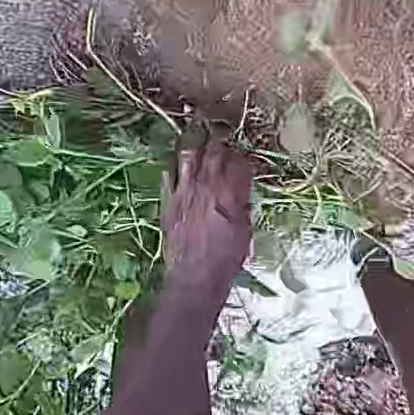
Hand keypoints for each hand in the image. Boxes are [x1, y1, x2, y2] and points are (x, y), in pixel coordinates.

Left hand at [162, 139, 251, 288]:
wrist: (196, 274)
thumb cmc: (226, 257)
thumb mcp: (245, 229)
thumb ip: (242, 205)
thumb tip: (240, 194)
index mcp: (230, 192)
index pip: (238, 161)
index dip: (241, 157)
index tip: (241, 157)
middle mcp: (207, 185)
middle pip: (214, 151)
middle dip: (219, 144)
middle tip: (221, 142)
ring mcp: (185, 190)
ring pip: (188, 155)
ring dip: (195, 145)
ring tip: (198, 140)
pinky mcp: (169, 200)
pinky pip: (168, 174)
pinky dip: (174, 165)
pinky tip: (178, 164)